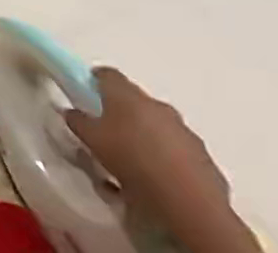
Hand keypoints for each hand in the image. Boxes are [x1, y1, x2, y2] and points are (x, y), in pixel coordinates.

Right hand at [64, 69, 260, 252]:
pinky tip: (155, 178)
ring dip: (145, 135)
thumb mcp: (91, 139)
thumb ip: (78, 121)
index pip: (108, 74)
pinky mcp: (204, 159)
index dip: (95, 79)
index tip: (86, 88)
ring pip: (158, 126)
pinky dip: (165, 158)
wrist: (188, 203)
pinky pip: (178, 151)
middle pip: (135, 100)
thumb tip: (73, 113)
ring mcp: (185, 132)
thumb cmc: (130, 159)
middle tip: (107, 129)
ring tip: (132, 160)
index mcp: (129, 96)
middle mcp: (158, 106)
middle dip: (122, 111)